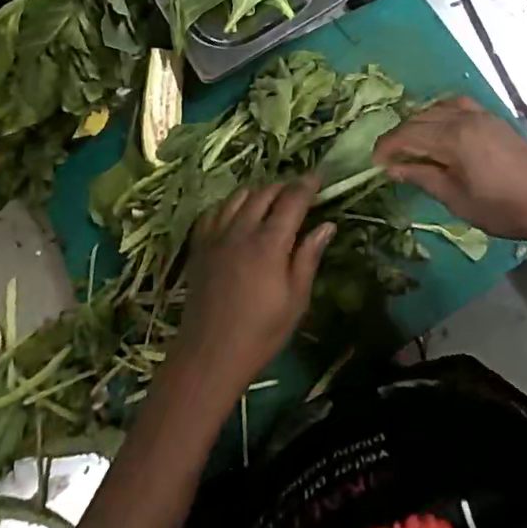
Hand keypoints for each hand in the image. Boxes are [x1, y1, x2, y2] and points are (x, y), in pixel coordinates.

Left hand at [174, 177, 334, 388]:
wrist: (211, 351)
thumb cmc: (262, 331)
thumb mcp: (296, 298)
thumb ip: (309, 256)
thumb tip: (327, 224)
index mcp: (269, 243)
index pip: (292, 200)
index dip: (307, 184)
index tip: (319, 176)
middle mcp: (240, 230)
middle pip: (264, 192)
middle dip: (284, 185)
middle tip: (299, 190)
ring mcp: (215, 235)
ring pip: (237, 197)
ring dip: (258, 190)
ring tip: (271, 197)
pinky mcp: (199, 245)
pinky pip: (215, 211)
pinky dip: (230, 204)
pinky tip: (238, 212)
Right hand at [373, 97, 526, 244]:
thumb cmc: (505, 208)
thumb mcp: (457, 200)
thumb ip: (423, 178)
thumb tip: (393, 169)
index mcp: (452, 137)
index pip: (406, 136)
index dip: (385, 148)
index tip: (373, 164)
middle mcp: (463, 117)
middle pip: (418, 119)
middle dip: (398, 137)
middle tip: (387, 159)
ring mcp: (481, 115)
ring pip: (436, 108)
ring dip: (417, 123)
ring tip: (409, 145)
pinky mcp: (493, 119)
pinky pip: (456, 106)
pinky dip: (438, 114)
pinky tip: (438, 130)